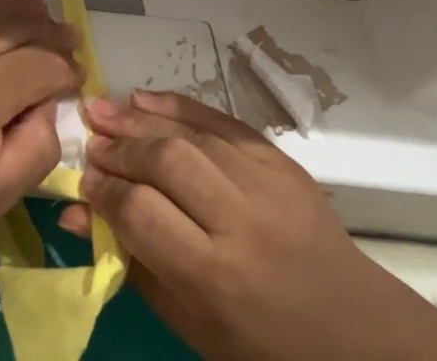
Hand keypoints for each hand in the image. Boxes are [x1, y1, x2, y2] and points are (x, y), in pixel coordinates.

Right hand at [60, 91, 436, 360]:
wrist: (362, 335)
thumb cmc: (264, 344)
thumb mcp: (190, 323)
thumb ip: (130, 263)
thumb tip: (74, 213)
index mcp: (216, 277)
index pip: (140, 212)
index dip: (103, 190)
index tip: (80, 179)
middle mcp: (244, 223)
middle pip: (166, 162)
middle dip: (119, 147)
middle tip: (88, 139)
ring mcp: (270, 188)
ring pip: (192, 136)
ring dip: (139, 119)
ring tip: (101, 108)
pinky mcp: (286, 165)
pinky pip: (225, 123)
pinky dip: (181, 106)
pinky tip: (145, 99)